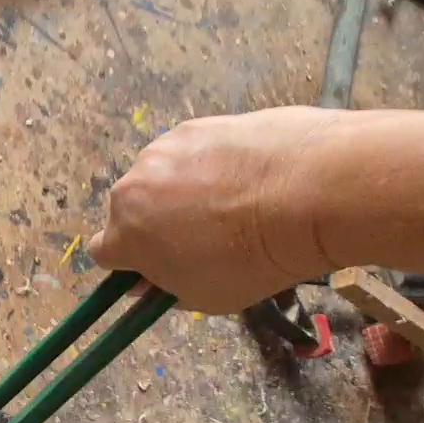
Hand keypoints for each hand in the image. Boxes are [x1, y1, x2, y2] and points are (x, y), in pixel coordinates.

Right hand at [88, 107, 340, 313]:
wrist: (319, 190)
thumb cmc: (259, 257)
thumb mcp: (207, 297)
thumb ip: (166, 288)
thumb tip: (150, 279)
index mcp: (123, 236)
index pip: (104, 252)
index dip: (132, 261)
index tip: (160, 264)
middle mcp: (129, 190)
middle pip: (130, 210)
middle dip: (156, 221)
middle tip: (205, 233)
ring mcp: (161, 152)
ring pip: (159, 177)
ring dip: (181, 188)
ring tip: (235, 197)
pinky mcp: (196, 125)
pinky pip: (193, 150)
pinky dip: (211, 161)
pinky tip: (251, 171)